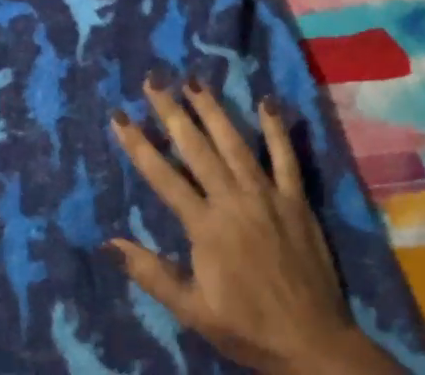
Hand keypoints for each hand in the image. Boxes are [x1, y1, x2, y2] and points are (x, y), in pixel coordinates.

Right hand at [108, 75, 399, 374]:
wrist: (316, 346)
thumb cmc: (249, 328)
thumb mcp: (193, 310)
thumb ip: (151, 273)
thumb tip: (108, 244)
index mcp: (205, 226)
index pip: (163, 176)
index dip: (138, 144)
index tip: (119, 115)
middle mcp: (234, 201)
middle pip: (196, 148)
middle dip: (172, 112)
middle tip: (153, 80)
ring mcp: (268, 197)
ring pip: (235, 144)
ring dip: (213, 110)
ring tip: (193, 80)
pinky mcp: (297, 202)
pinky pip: (286, 159)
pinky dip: (277, 130)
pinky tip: (268, 102)